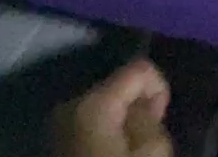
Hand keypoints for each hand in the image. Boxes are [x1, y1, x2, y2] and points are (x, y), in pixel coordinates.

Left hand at [53, 59, 174, 156]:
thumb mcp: (153, 152)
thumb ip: (152, 118)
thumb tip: (141, 106)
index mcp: (94, 102)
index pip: (141, 68)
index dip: (159, 89)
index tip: (159, 120)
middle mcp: (72, 104)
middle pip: (121, 85)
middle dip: (138, 106)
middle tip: (143, 140)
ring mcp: (60, 123)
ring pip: (108, 103)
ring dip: (123, 121)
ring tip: (126, 150)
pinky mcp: (57, 141)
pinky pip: (93, 120)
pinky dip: (108, 131)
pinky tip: (110, 153)